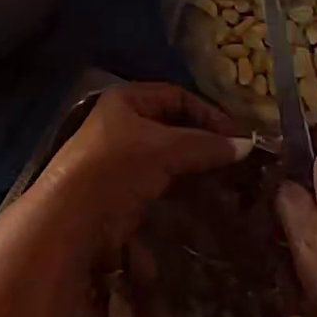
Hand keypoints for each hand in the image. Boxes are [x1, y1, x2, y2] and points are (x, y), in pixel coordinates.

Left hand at [35, 82, 250, 247]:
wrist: (72, 219)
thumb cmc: (116, 166)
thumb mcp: (163, 148)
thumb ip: (204, 146)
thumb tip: (245, 145)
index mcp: (127, 100)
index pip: (177, 97)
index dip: (207, 112)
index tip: (235, 135)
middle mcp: (124, 125)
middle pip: (173, 128)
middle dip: (203, 144)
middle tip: (235, 161)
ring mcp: (124, 160)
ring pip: (169, 160)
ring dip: (196, 171)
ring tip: (226, 184)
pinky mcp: (125, 193)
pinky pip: (161, 187)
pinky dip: (182, 193)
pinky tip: (204, 204)